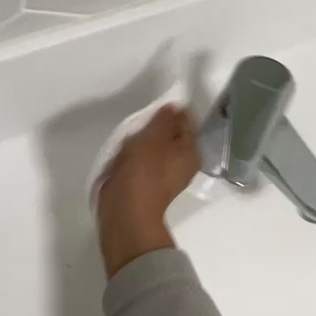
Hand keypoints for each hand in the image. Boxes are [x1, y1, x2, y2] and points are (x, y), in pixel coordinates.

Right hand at [96, 104, 199, 277]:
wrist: (125, 209)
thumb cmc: (142, 170)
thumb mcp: (154, 137)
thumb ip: (165, 119)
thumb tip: (175, 106)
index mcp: (191, 152)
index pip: (187, 122)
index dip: (172, 111)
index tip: (154, 108)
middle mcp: (183, 164)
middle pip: (172, 135)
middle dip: (156, 126)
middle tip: (139, 121)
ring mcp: (166, 176)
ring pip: (157, 147)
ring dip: (144, 140)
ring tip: (130, 136)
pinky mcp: (148, 183)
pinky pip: (145, 161)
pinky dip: (136, 155)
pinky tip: (124, 153)